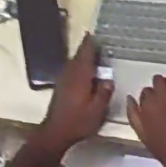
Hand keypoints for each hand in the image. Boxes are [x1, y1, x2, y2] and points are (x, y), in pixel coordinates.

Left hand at [35, 35, 113, 150]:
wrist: (56, 131)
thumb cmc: (79, 122)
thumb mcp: (97, 110)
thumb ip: (103, 93)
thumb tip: (109, 80)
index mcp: (81, 77)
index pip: (86, 55)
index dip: (91, 45)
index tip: (95, 35)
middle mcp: (70, 74)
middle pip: (78, 56)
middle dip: (86, 49)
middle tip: (96, 44)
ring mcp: (63, 80)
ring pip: (73, 63)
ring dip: (81, 58)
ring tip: (91, 56)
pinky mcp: (60, 87)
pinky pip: (71, 71)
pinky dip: (78, 67)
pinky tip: (83, 73)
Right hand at [126, 70, 165, 166]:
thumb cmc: (163, 151)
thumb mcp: (142, 134)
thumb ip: (133, 115)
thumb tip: (130, 98)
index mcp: (147, 106)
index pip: (146, 92)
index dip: (150, 96)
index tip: (153, 101)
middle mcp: (162, 98)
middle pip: (158, 81)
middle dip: (160, 84)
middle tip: (164, 90)